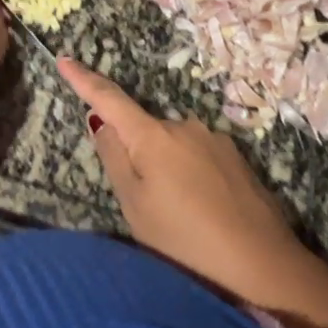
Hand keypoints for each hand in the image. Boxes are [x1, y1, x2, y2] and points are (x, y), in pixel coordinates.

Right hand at [58, 56, 301, 294]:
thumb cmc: (184, 240)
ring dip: (168, 169)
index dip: (84, 80)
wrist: (263, 267)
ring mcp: (215, 140)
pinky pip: (199, 158)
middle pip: (145, 130)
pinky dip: (192, 178)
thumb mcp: (135, 206)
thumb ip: (114, 158)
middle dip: (137, 155)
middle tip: (145, 203)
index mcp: (152, 136)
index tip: (64, 60)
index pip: (109, 99)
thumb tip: (101, 122)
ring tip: (180, 217)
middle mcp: (183, 126)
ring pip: (174, 147)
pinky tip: (204, 213)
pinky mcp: (238, 159)